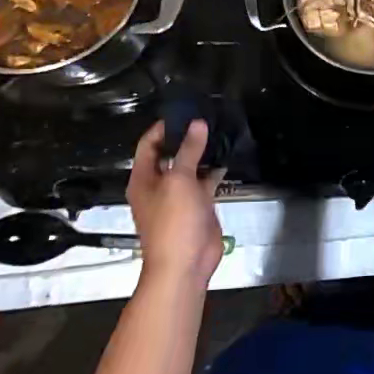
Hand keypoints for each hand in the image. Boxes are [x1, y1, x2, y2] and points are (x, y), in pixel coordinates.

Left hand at [127, 120, 224, 286]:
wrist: (185, 262)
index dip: (165, 127)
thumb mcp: (179, 181)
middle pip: (171, 154)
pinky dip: (215, 170)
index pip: (149, 144)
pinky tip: (229, 157)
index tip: (186, 111)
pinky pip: (205, 181)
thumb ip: (189, 151)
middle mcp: (159, 184)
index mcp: (144, 179)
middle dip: (187, 137)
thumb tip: (197, 124)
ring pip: (191, 167)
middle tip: (209, 118)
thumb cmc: (174, 221)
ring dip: (204, 153)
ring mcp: (179, 195)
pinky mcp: (198, 205)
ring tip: (222, 132)